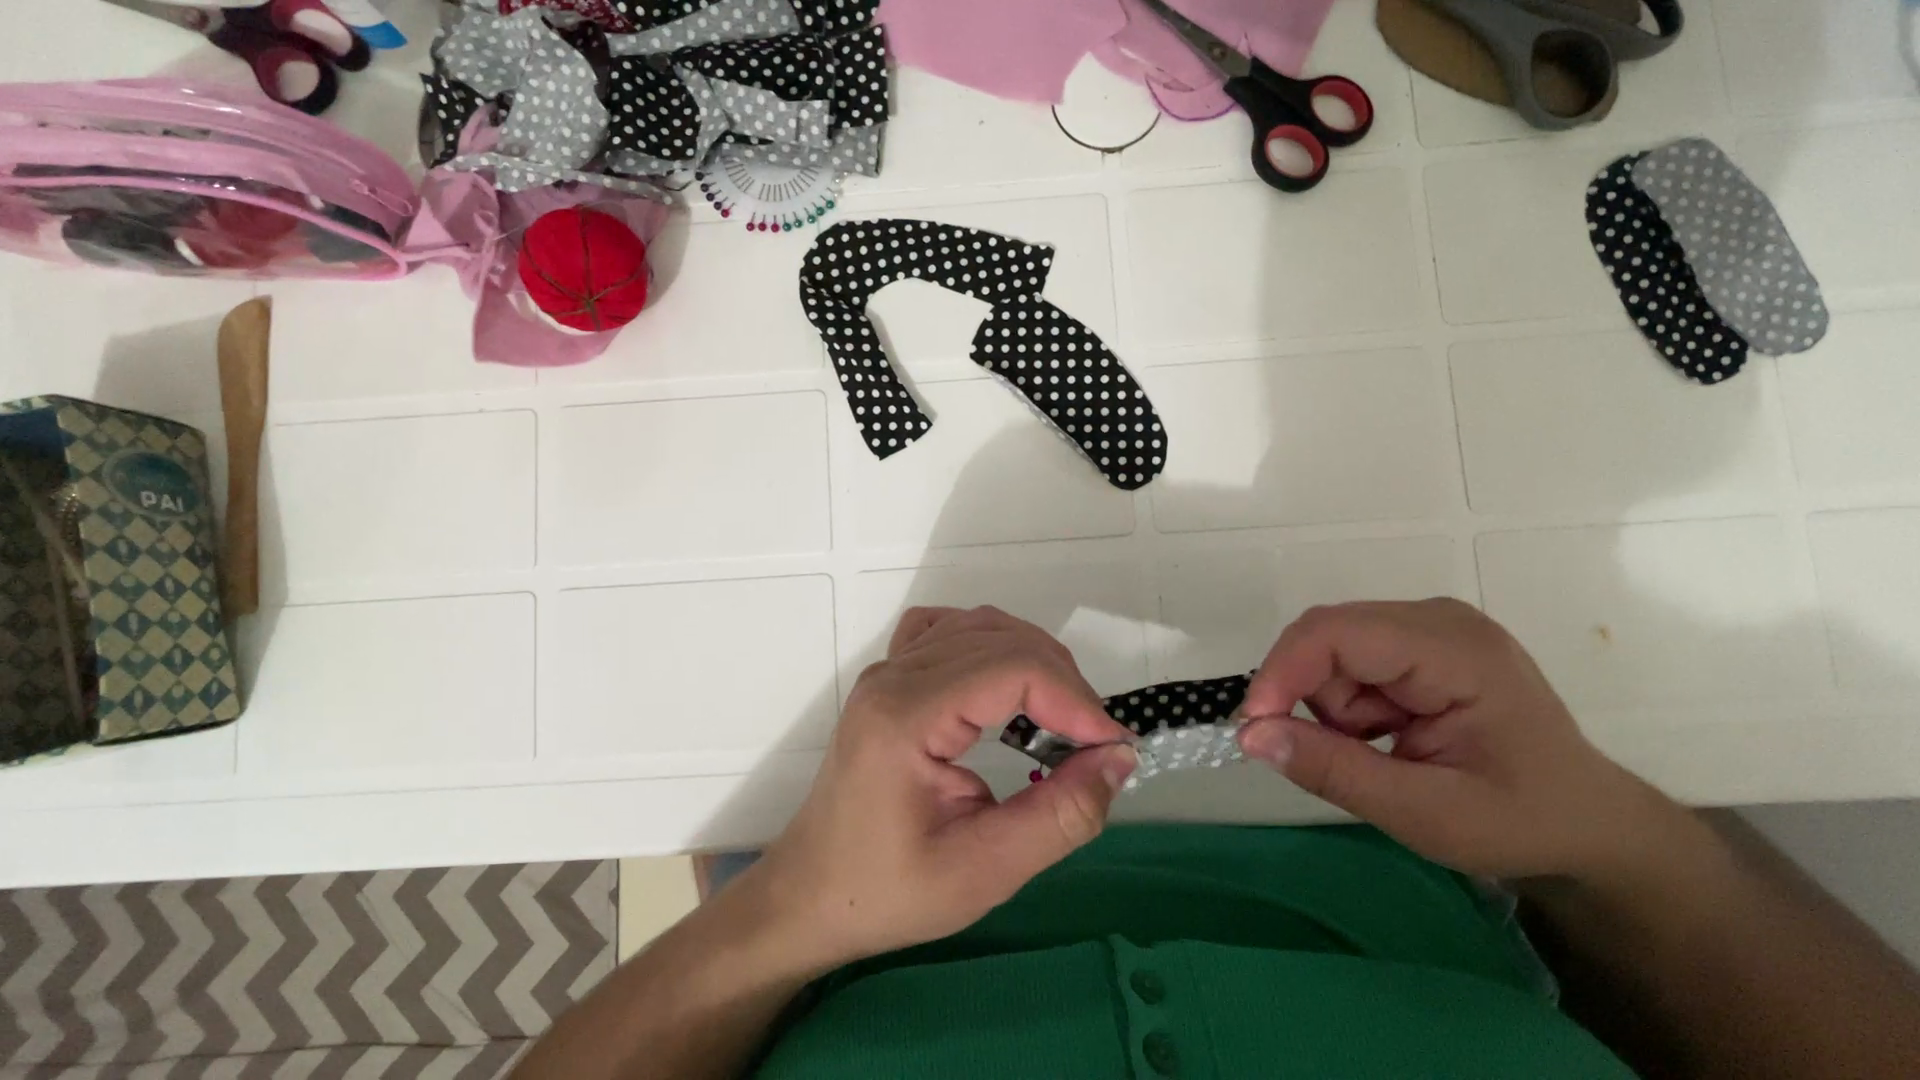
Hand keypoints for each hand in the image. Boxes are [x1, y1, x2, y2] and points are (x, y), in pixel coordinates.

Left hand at [749, 606, 1136, 967]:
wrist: (811, 896)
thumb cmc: (888, 892)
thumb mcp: (984, 870)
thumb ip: (1059, 815)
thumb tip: (1119, 759)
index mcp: (907, 716)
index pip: (1012, 667)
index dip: (1075, 700)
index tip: (1113, 749)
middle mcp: (893, 678)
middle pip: (1001, 639)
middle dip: (1062, 684)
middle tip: (1093, 745)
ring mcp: (886, 673)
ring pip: (978, 627)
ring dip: (1033, 662)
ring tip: (1063, 721)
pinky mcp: (888, 682)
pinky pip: (946, 633)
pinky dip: (989, 647)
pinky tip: (1004, 685)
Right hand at [1236, 599, 1687, 882]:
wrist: (1588, 826)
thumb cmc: (1519, 822)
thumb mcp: (1424, 812)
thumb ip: (1334, 770)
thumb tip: (1249, 735)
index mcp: (1455, 650)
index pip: (1336, 632)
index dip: (1282, 672)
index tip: (1253, 729)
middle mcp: (1439, 620)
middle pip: (1329, 637)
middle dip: (1311, 699)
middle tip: (1336, 758)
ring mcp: (1432, 629)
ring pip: (1333, 652)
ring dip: (1333, 709)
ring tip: (1384, 753)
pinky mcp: (1422, 645)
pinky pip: (1350, 663)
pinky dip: (1349, 708)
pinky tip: (1389, 737)